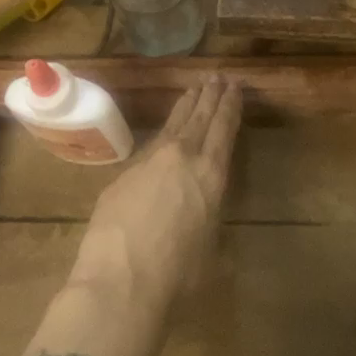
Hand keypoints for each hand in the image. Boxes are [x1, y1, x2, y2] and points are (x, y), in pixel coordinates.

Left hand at [71, 76, 242, 312]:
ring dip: (187, 104)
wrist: (120, 279)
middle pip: (200, 116)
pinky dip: (164, 131)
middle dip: (210, 95)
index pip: (224, 128)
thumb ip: (210, 218)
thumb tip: (203, 211)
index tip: (235, 85)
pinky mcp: (125, 172)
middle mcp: (182, 156)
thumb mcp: (211, 248)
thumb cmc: (177, 274)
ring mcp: (150, 160)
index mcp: (211, 173)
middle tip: (217, 75)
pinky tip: (165, 132)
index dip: (230, 105)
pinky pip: (151, 144)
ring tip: (195, 87)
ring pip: (174, 122)